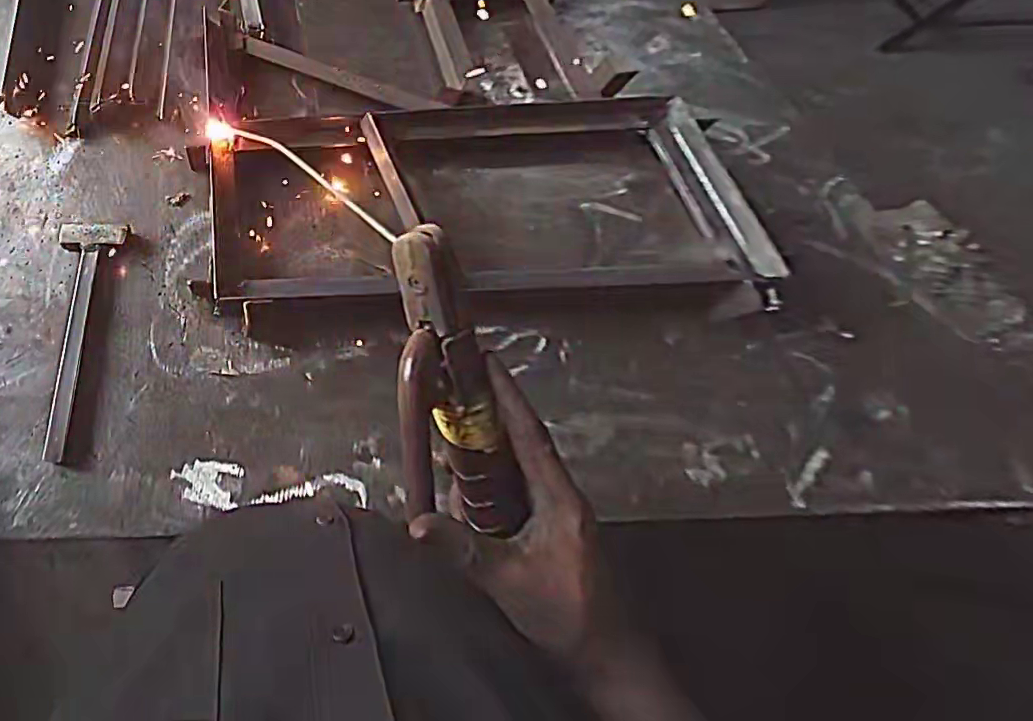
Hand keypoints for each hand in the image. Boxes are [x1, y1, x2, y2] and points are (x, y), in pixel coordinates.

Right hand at [409, 355, 619, 662]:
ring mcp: (554, 516)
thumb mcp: (513, 583)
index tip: (487, 361)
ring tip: (448, 431)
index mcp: (560, 500)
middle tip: (455, 386)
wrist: (616, 672)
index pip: (530, 434)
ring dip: (482, 445)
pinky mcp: (545, 532)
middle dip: (487, 411)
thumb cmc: (577, 624)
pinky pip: (510, 490)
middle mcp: (558, 499)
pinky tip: (459, 485)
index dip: (508, 395)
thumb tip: (416, 523)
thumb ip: (464, 549)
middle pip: (519, 441)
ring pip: (513, 466)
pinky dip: (482, 478)